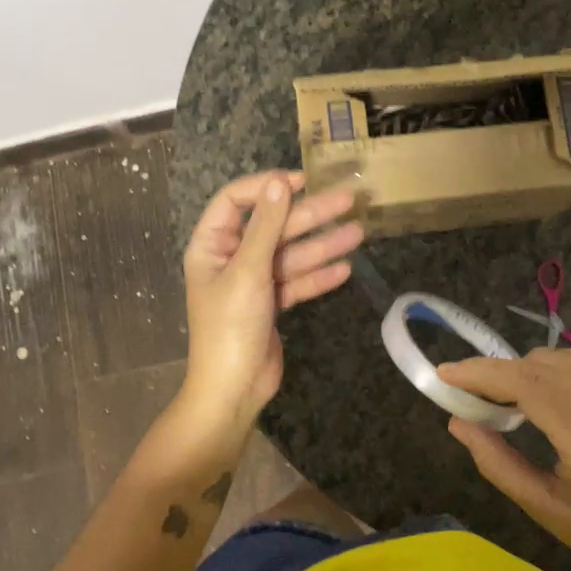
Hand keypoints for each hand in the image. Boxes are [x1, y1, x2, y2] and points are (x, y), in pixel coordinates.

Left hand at [177, 171, 362, 452]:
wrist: (233, 390)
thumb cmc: (231, 326)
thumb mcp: (249, 271)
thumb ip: (266, 226)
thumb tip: (280, 182)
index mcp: (211, 246)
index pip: (236, 201)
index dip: (268, 187)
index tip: (302, 180)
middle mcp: (230, 258)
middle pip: (273, 226)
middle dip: (310, 215)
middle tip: (348, 200)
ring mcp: (252, 282)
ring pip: (290, 254)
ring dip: (322, 245)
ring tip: (359, 233)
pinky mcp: (271, 304)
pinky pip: (296, 282)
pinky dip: (318, 276)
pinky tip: (345, 268)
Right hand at [438, 350, 570, 570]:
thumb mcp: (548, 510)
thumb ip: (498, 463)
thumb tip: (458, 423)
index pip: (520, 381)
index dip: (477, 372)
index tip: (443, 372)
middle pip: (536, 364)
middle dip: (497, 374)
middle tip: (472, 401)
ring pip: (560, 358)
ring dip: (526, 371)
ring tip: (508, 403)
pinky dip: (556, 370)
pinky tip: (548, 397)